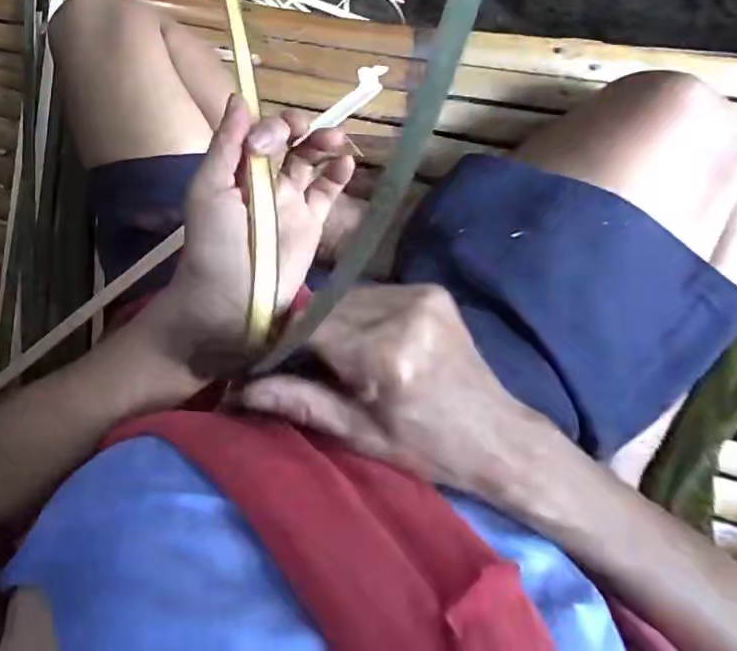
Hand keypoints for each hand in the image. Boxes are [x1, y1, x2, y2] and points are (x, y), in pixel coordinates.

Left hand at [145, 94, 355, 374]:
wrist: (229, 303)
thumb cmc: (213, 244)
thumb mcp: (209, 189)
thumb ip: (226, 145)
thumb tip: (239, 97)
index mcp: (238, 168)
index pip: (262, 132)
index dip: (273, 126)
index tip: (276, 138)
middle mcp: (265, 180)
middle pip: (291, 141)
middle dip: (303, 128)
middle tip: (310, 131)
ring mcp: (290, 201)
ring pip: (312, 161)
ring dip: (325, 143)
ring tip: (338, 139)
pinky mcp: (311, 224)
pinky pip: (328, 192)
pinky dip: (339, 174)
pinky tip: (346, 164)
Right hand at [238, 283, 553, 495]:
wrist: (497, 434)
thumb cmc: (427, 447)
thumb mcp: (360, 434)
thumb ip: (301, 402)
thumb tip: (240, 391)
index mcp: (385, 358)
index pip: (312, 329)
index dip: (284, 339)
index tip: (266, 355)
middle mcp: (404, 314)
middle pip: (330, 307)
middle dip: (309, 329)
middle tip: (299, 357)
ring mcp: (422, 296)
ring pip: (350, 296)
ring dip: (335, 318)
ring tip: (337, 351)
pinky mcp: (433, 289)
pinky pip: (376, 293)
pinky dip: (362, 311)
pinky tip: (368, 337)